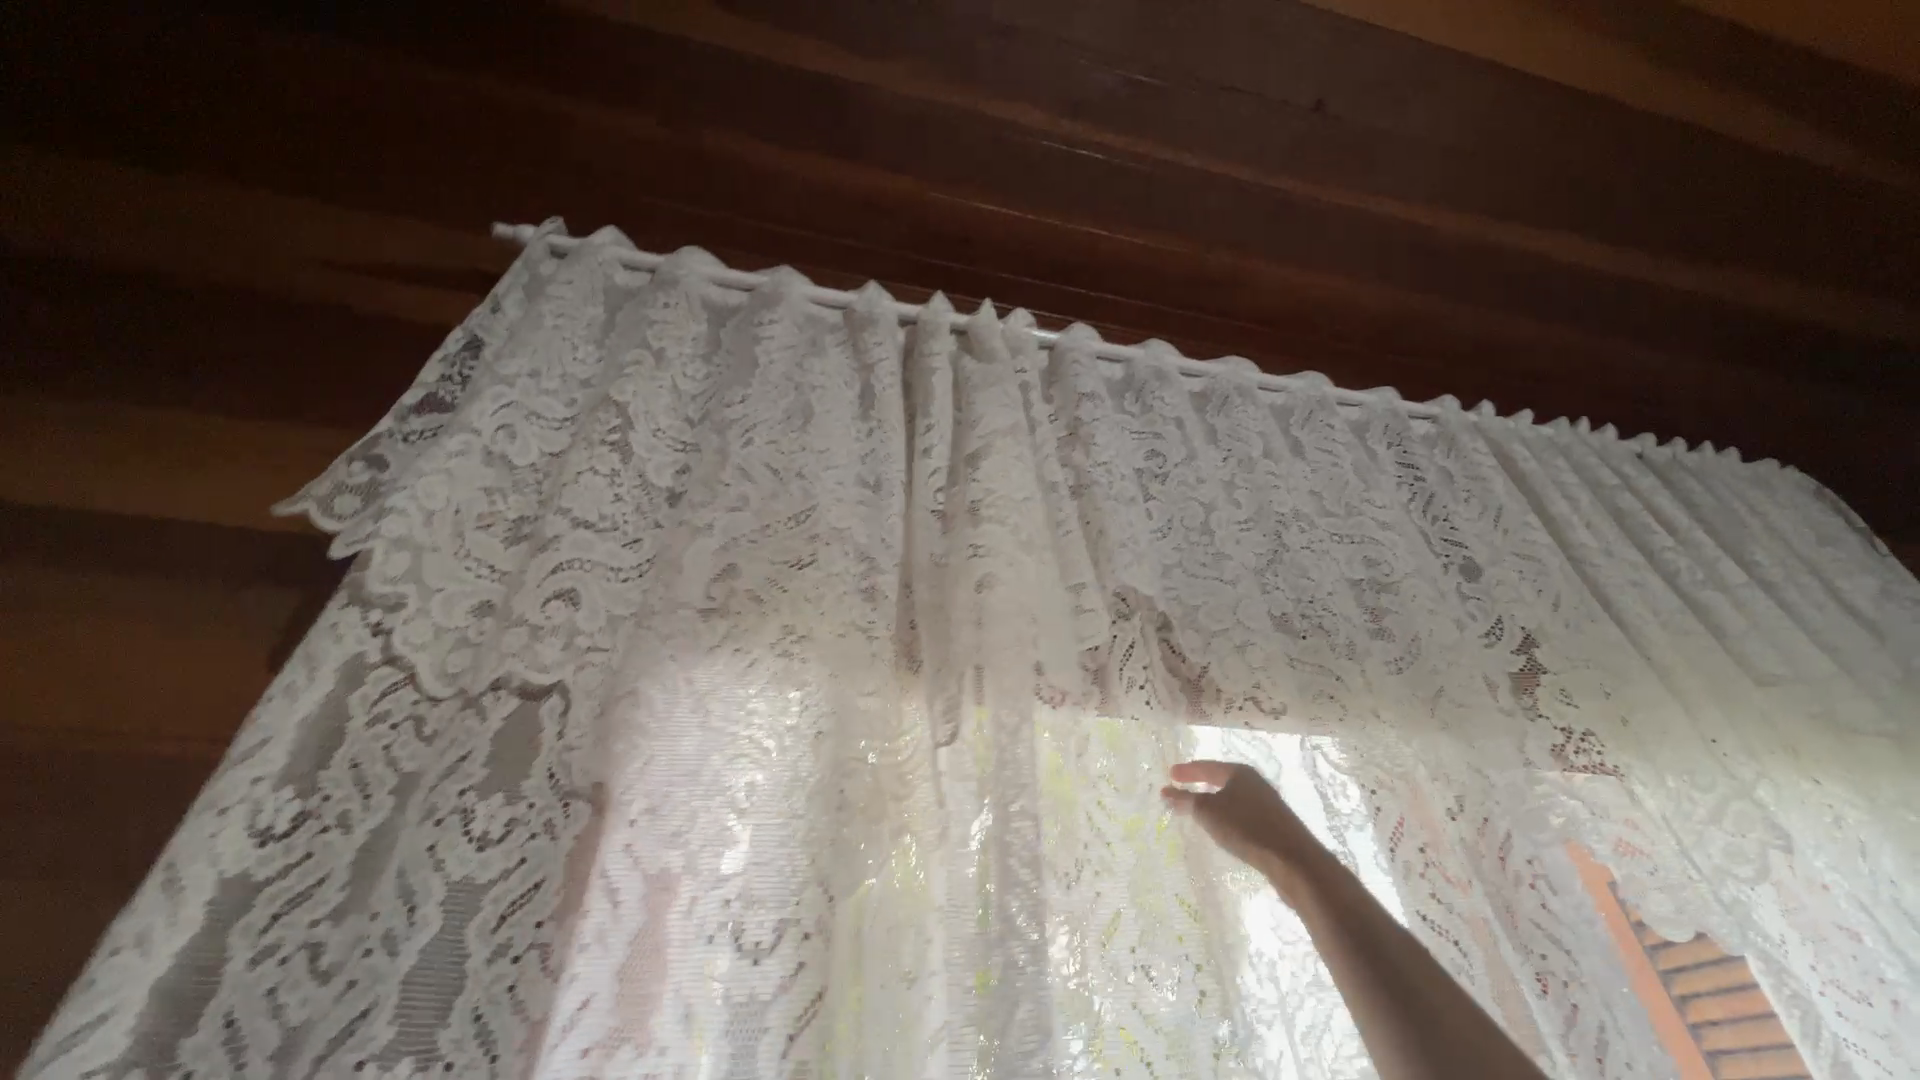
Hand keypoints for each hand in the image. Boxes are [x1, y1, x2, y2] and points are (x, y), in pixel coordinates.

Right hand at [1161, 760, 1329, 889]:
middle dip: (1201, 783)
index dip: (1187, 771)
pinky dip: (1227, 815)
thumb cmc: (1246, 828)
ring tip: (1198, 808)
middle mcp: (1255, 783)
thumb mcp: (1208, 812)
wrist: (1293, 860)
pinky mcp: (1274, 825)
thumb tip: (1165, 792)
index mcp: (1240, 773)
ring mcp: (1267, 804)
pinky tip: (1223, 828)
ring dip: (1214, 801)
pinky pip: (1242, 814)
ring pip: (1233, 797)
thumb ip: (1185, 801)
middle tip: (1182, 786)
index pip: (1207, 766)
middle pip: (1222, 779)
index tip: (1170, 774)